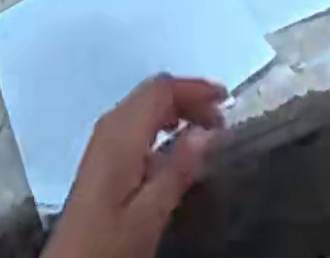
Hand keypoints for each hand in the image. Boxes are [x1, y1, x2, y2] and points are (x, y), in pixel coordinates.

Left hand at [40, 75, 225, 257]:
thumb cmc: (109, 242)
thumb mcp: (148, 214)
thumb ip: (177, 170)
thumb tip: (206, 131)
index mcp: (121, 132)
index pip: (159, 90)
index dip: (193, 87)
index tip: (225, 98)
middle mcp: (111, 124)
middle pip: (152, 92)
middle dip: (188, 96)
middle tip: (222, 116)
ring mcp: (104, 137)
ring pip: (144, 104)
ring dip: (176, 107)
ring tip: (207, 128)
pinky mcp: (103, 153)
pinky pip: (137, 120)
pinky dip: (162, 120)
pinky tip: (176, 143)